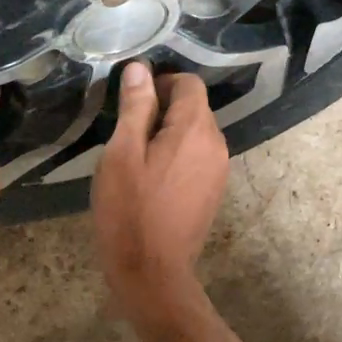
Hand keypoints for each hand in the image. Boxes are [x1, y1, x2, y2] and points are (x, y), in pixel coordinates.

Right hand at [91, 61, 229, 307]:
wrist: (152, 273)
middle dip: (163, 110)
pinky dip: (177, 155)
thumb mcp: (122, 153)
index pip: (189, 83)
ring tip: (137, 159)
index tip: (131, 104)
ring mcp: (219, 170)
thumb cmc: (130, 210)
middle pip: (194, 107)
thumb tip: (140, 68)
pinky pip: (197, 156)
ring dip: (169, 134)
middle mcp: (217, 144)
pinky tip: (152, 179)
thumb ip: (135, 107)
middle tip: (128, 134)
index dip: (160, 84)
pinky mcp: (214, 191)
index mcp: (196, 129)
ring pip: (196, 133)